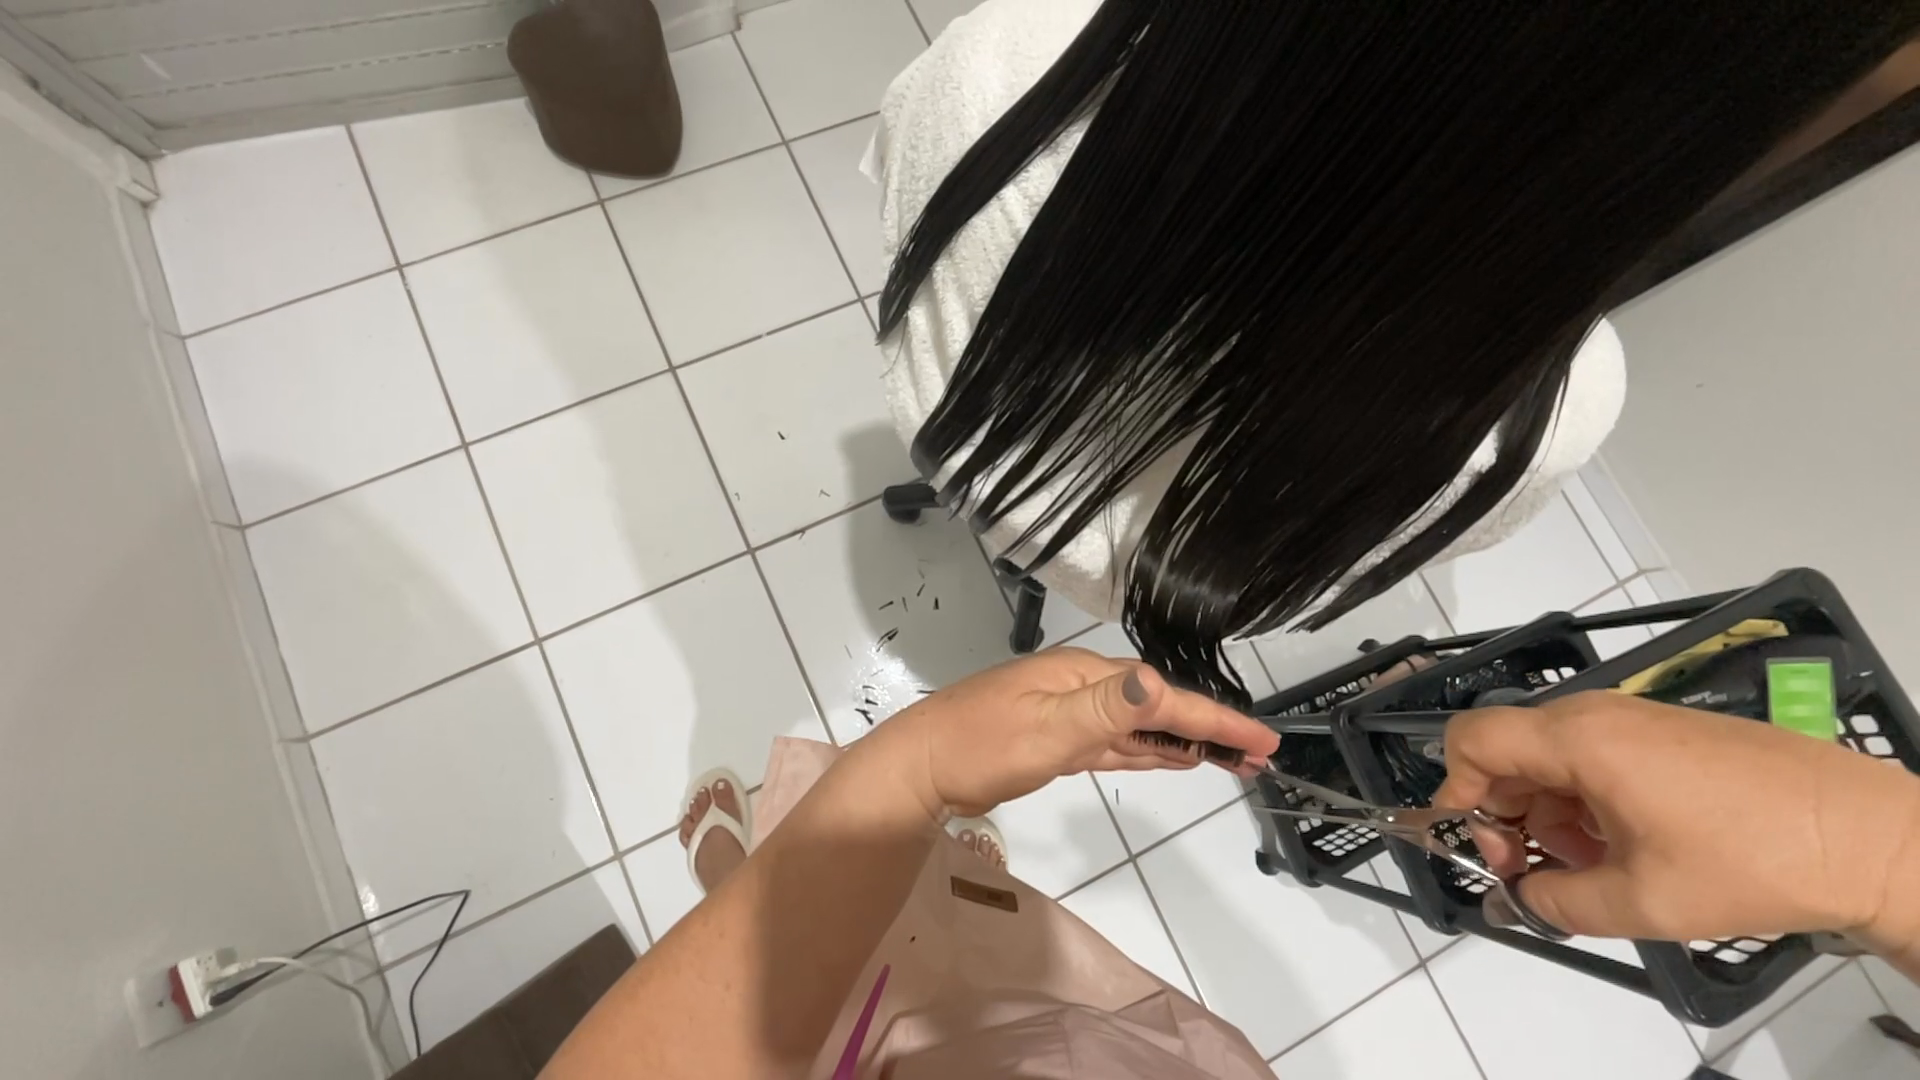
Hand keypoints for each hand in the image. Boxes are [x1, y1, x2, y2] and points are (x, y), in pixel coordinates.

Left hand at [870, 647, 1279, 818]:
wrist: (922, 767)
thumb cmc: (980, 747)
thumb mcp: (1047, 729)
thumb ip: (1105, 709)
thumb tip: (1157, 682)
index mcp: (1084, 676)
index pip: (1163, 696)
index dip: (1214, 718)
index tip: (1262, 739)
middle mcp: (1081, 688)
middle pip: (1157, 706)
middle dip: (1208, 729)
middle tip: (1258, 755)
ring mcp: (1068, 713)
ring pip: (1139, 726)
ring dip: (1182, 741)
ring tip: (1229, 757)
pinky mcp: (1056, 740)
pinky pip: (1114, 743)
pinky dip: (1145, 751)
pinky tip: (1170, 757)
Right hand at [1436, 691, 1919, 945]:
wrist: (1883, 840)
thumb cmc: (1752, 862)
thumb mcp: (1647, 902)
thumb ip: (1559, 903)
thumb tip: (1523, 897)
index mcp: (1575, 739)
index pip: (1471, 739)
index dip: (1456, 787)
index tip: (1476, 840)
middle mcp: (1592, 715)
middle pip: (1508, 751)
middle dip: (1505, 811)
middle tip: (1533, 867)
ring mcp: (1631, 719)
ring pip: (1549, 757)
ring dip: (1548, 812)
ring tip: (1591, 864)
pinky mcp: (1664, 732)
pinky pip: (1592, 757)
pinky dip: (1586, 800)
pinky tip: (1626, 844)